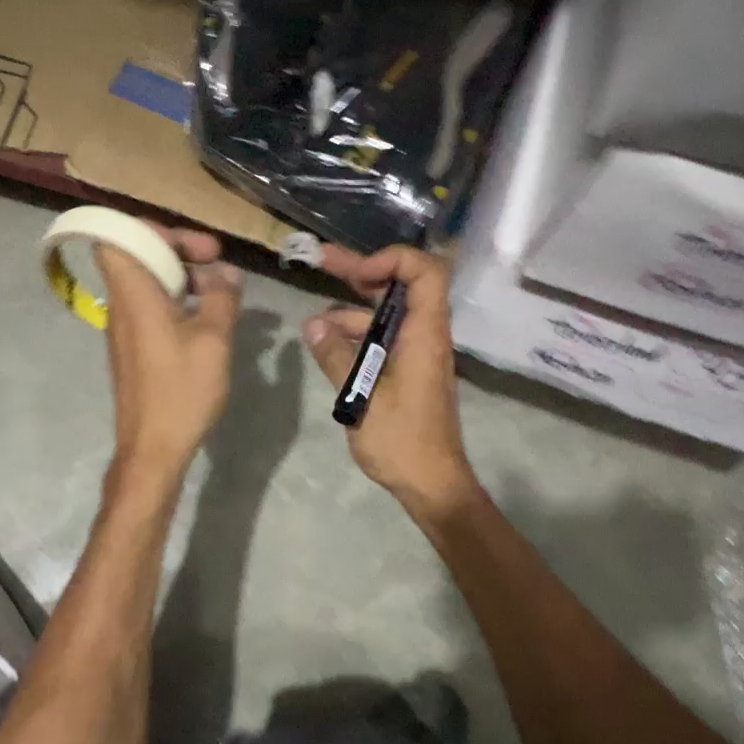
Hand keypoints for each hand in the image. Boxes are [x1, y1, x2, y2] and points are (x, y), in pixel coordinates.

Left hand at [95, 226, 243, 478]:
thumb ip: (221, 297)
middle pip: (139, 256)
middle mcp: (121, 305)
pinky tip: (207, 324)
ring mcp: (124, 330)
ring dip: (183, 280)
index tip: (195, 246)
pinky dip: (176, 305)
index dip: (154, 228)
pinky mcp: (132, 352)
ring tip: (221, 295)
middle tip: (219, 264)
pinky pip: (150, 311)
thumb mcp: (214, 339)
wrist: (151, 448)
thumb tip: (226, 273)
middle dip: (180, 251)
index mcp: (133, 292)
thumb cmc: (181, 391)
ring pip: (148, 285)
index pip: (118, 234)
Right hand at [303, 244, 481, 515]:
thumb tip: (313, 326)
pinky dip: (356, 339)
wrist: (432, 483)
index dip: (392, 260)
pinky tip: (326, 348)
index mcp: (424, 335)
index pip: (424, 272)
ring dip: (350, 314)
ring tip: (311, 326)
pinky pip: (384, 343)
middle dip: (360, 274)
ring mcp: (417, 356)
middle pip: (399, 288)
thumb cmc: (402, 441)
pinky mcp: (408, 374)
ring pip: (386, 318)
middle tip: (320, 262)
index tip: (355, 274)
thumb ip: (337, 359)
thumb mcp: (361, 399)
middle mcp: (424, 337)